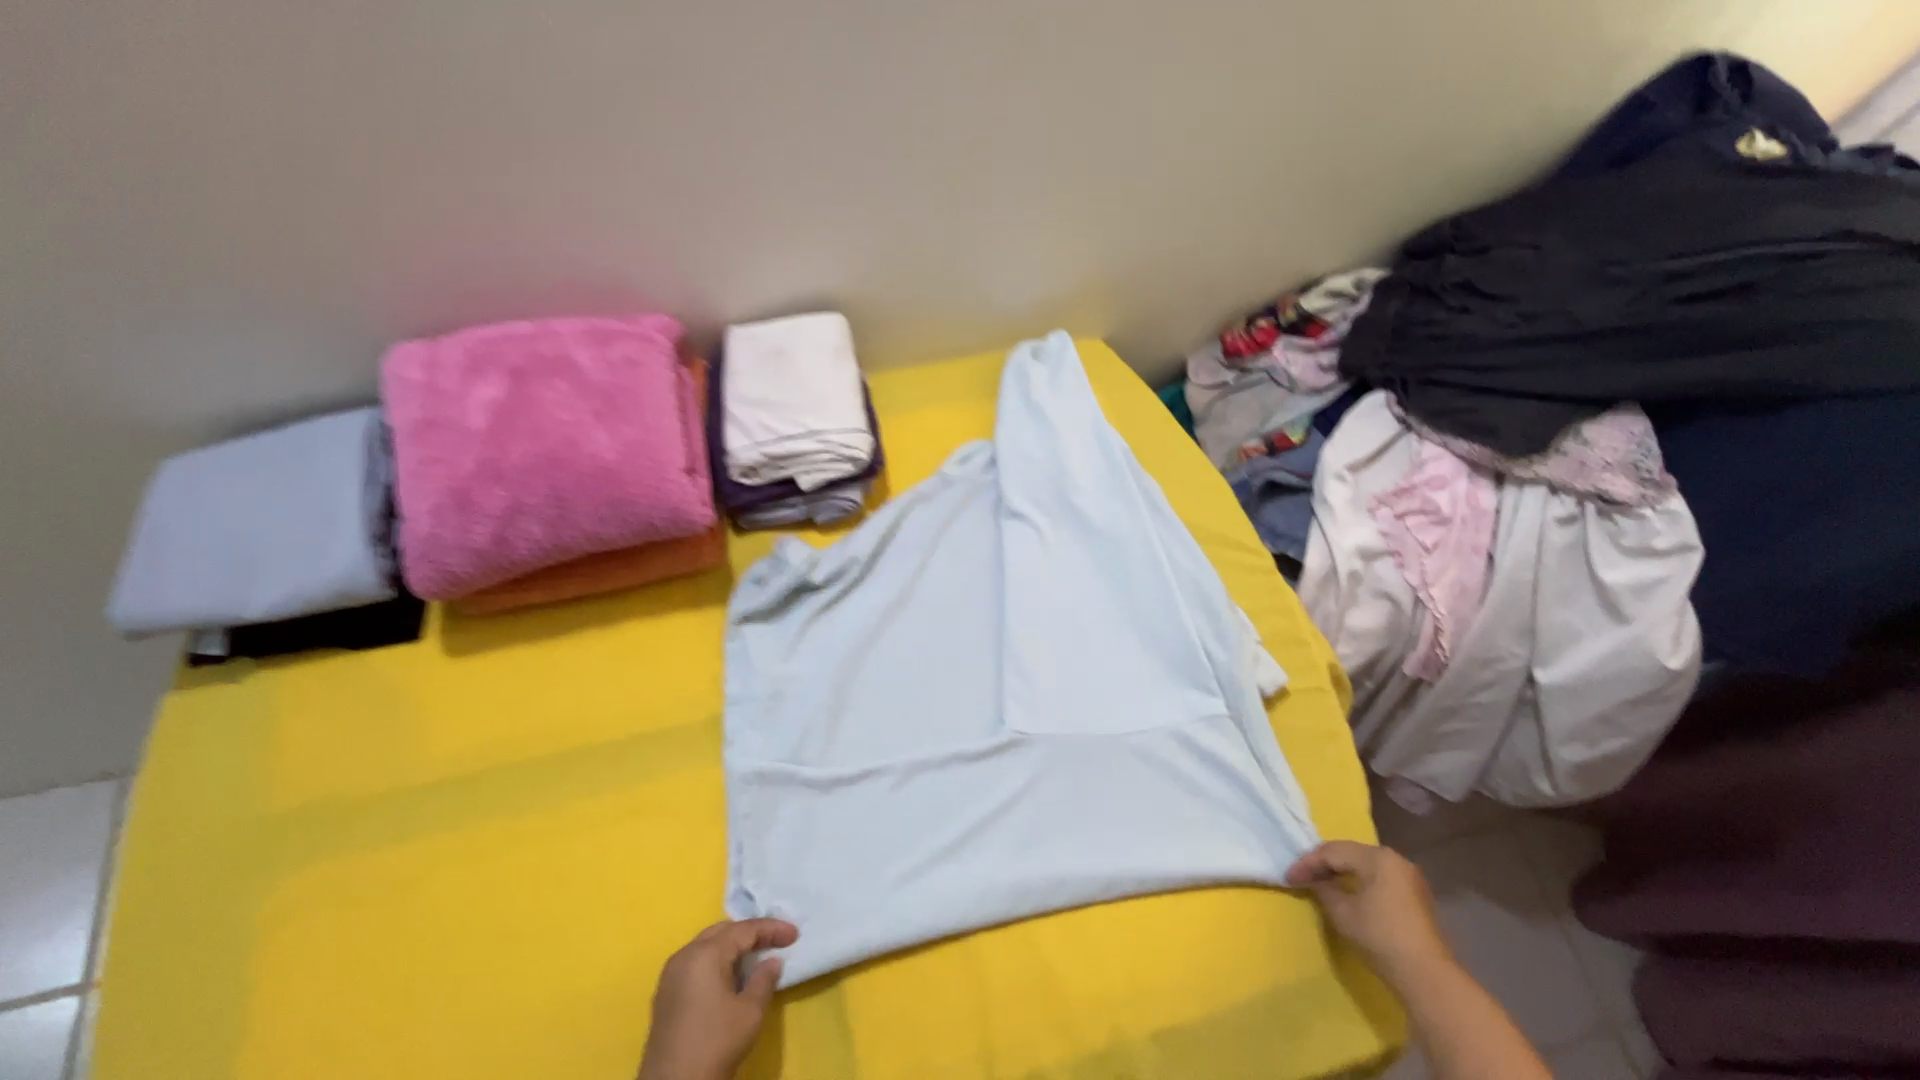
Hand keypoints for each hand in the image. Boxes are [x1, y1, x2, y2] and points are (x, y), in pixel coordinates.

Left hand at [638, 918, 798, 1079]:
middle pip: (722, 932)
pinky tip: (730, 977)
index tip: (795, 935)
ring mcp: (671, 974)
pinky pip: (695, 963)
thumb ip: (764, 979)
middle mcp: (684, 955)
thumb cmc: (716, 1042)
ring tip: (756, 956)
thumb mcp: (750, 1011)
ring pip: (706, 946)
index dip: (772, 929)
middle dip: (750, 933)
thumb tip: (772, 961)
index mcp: (705, 954)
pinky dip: (716, 961)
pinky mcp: (665, 993)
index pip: (744, 930)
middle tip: (776, 941)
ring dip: (732, 946)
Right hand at [1286, 840, 1452, 985]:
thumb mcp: (1342, 912)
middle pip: (1350, 853)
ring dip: (1341, 871)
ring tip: (1319, 883)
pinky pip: (1379, 877)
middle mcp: (1395, 859)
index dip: (1307, 863)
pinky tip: (1346, 891)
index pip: (1333, 851)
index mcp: (1377, 857)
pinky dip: (1358, 880)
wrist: (1426, 973)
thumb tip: (1314, 881)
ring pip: (1365, 864)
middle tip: (1301, 877)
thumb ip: (1323, 889)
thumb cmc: (1380, 937)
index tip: (1288, 878)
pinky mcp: (1414, 893)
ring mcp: (1408, 876)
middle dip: (1323, 864)